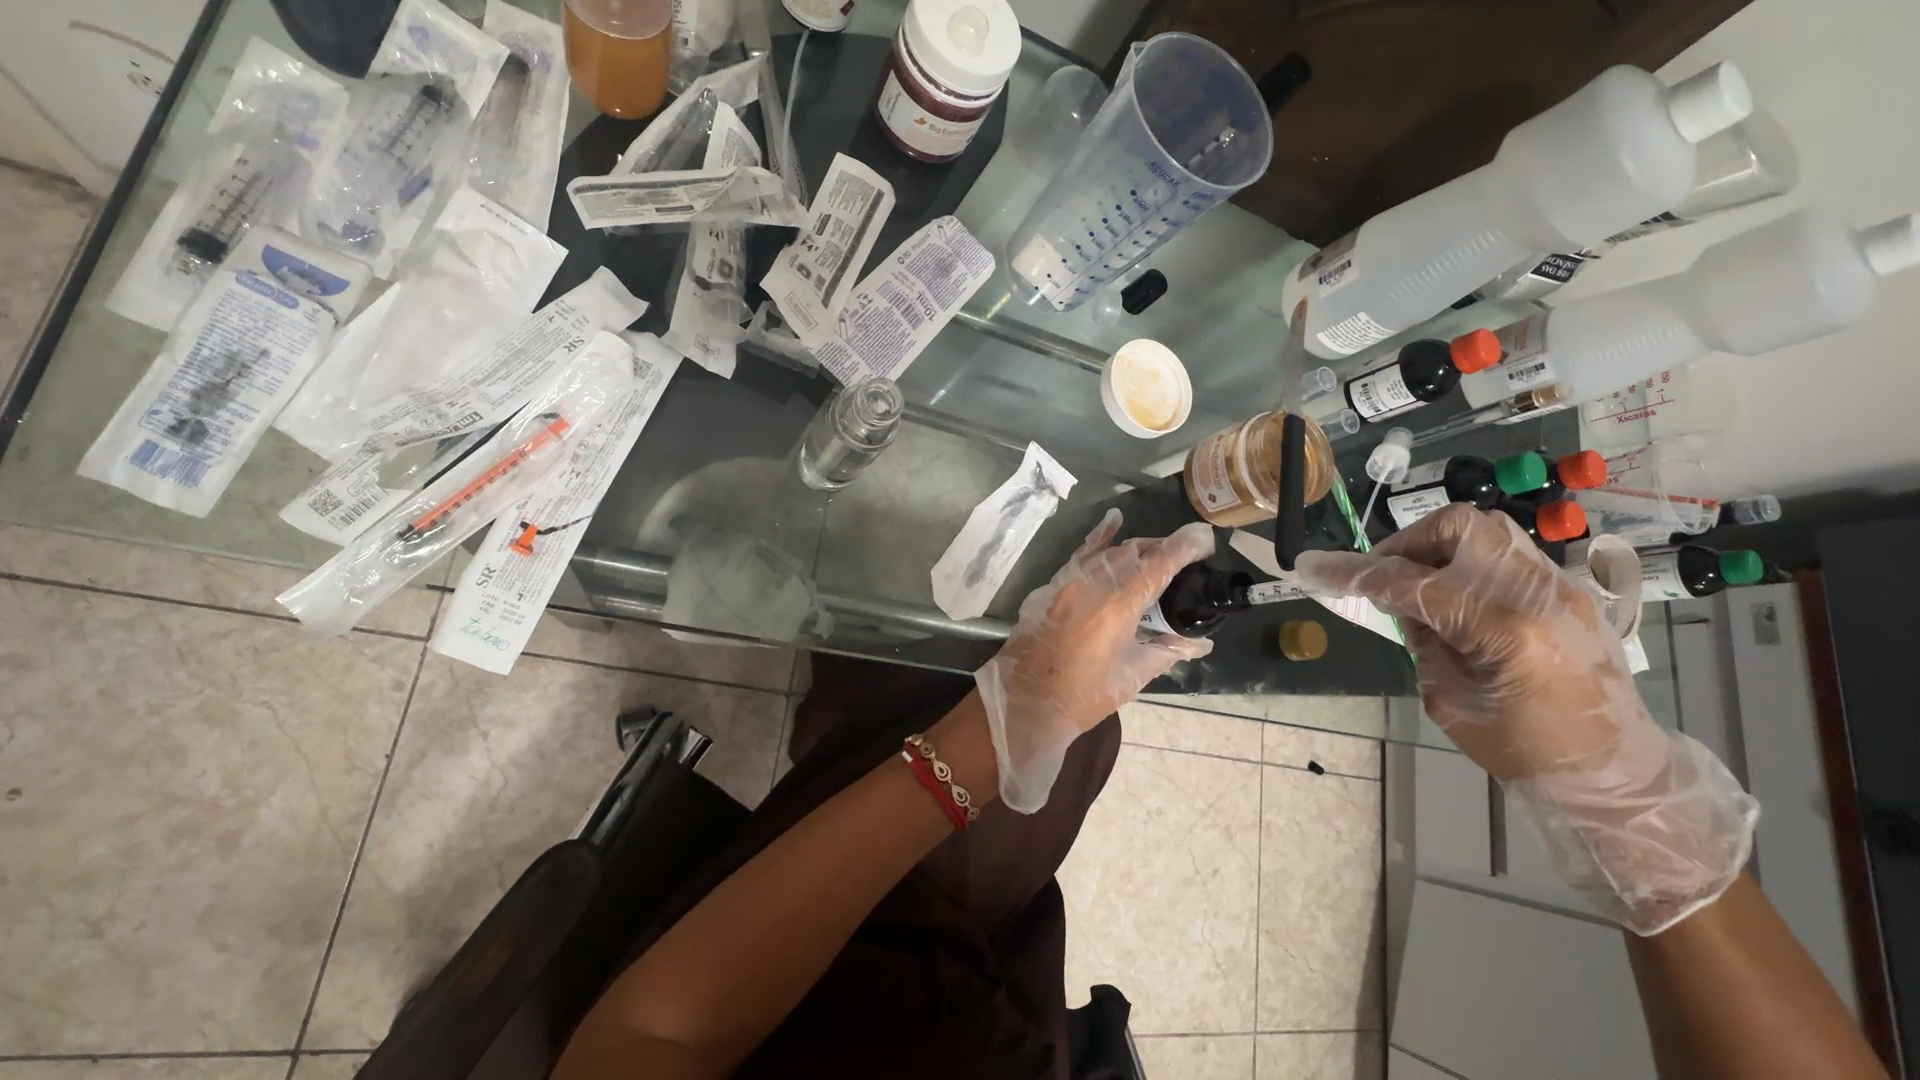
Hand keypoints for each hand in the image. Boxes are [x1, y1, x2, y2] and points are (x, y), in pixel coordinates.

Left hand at [976, 510, 1215, 812]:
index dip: (1184, 547)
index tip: (1203, 540)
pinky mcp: (1051, 587)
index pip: (1158, 564)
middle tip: (1186, 559)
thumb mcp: (1132, 676)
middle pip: (1134, 552)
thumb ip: (1167, 651)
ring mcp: (1067, 582)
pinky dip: (1099, 540)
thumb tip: (1200, 643)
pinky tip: (1112, 521)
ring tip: (1157, 555)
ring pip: (1109, 552)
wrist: (1024, 703)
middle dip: (1163, 549)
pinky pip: (1081, 555)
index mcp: (1117, 606)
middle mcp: (1092, 584)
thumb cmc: (1083, 697)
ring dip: (1136, 549)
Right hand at [1297, 504, 1756, 934]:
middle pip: (1459, 528)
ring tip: (1418, 586)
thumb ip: (1423, 642)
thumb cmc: (1525, 753)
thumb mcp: (1450, 702)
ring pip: (1488, 533)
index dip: (1354, 573)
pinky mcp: (1572, 592)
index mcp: (1504, 630)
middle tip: (1383, 574)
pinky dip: (1469, 567)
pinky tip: (1458, 603)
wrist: (1617, 772)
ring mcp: (1562, 587)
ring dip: (1439, 549)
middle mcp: (1538, 593)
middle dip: (1407, 543)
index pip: (1412, 582)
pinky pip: (1507, 558)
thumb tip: (1401, 604)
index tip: (1313, 568)